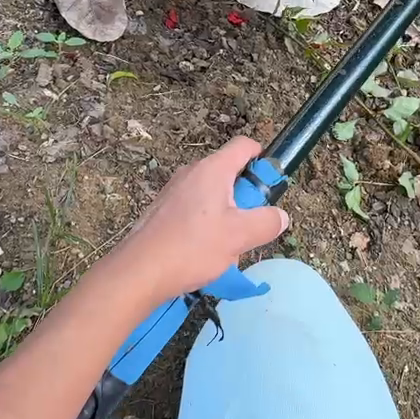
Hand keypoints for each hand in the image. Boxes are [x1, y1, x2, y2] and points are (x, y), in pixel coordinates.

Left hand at [106, 136, 289, 303]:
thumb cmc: (192, 247)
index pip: (244, 146)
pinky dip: (203, 224)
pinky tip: (200, 254)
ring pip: (211, 194)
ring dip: (224, 216)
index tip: (268, 184)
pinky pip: (193, 208)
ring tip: (223, 248)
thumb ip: (266, 222)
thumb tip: (280, 216)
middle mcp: (192, 171)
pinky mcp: (162, 209)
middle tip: (247, 227)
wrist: (139, 272)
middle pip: (229, 173)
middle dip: (243, 199)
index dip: (262, 158)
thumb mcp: (240, 236)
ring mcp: (174, 189)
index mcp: (214, 169)